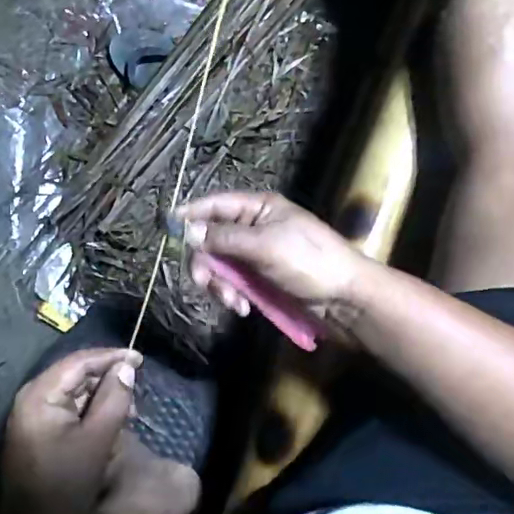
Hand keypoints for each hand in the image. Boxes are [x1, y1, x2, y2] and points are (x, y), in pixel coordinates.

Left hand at [0, 347, 140, 513]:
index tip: (141, 359)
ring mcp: (30, 418)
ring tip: (129, 405)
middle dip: (106, 376)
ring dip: (100, 394)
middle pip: (73, 374)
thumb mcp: (97, 440)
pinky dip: (90, 409)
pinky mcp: (36, 435)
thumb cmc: (65, 487)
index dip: (111, 357)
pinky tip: (110, 419)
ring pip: (72, 392)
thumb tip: (126, 368)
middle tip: (137, 384)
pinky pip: (67, 409)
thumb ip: (114, 399)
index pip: (78, 362)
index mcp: (39, 396)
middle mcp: (30, 400)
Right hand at [174, 192, 372, 322]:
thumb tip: (188, 229)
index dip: (191, 214)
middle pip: (212, 239)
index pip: (216, 204)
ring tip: (234, 303)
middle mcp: (255, 227)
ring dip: (220, 285)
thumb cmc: (309, 261)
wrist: (346, 300)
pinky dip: (233, 296)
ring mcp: (257, 255)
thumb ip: (224, 238)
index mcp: (259, 208)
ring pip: (220, 266)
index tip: (167, 227)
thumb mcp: (264, 245)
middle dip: (206, 263)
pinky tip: (243, 309)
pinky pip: (234, 284)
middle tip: (205, 283)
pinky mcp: (261, 280)